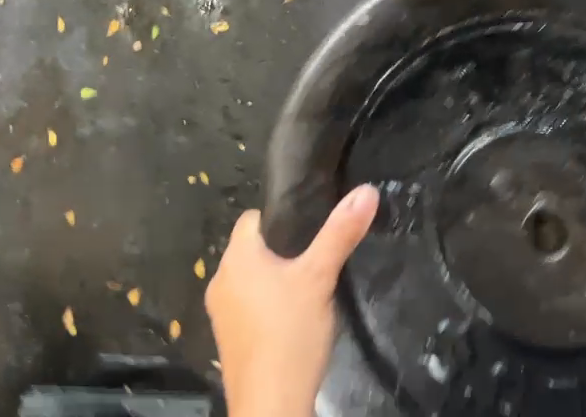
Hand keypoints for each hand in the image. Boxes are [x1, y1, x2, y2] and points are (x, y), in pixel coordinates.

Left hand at [207, 185, 378, 416]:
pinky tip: (290, 325)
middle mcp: (220, 279)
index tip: (308, 229)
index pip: (253, 218)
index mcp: (237, 255)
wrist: (270, 407)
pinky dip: (265, 310)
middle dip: (279, 252)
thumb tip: (366, 191)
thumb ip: (341, 233)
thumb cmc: (290, 332)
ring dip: (271, 283)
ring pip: (249, 282)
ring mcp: (219, 313)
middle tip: (313, 262)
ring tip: (305, 292)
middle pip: (251, 250)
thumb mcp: (320, 278)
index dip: (281, 219)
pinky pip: (246, 311)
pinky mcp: (226, 342)